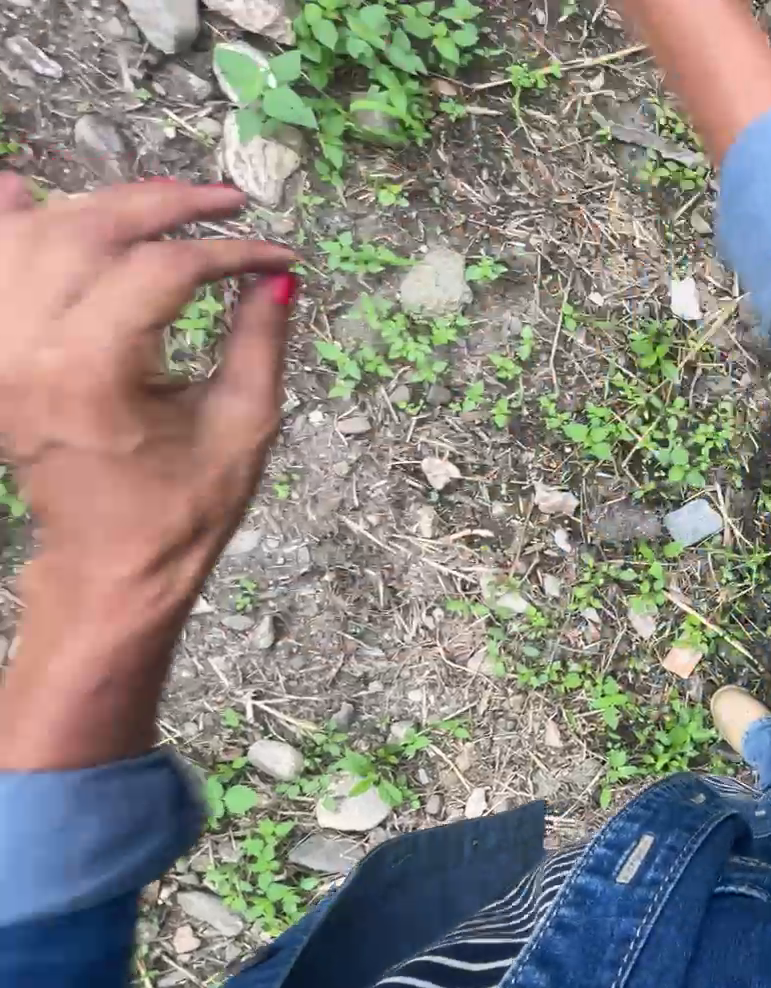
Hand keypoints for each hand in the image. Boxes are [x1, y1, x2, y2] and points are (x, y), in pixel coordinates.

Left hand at [0, 175, 296, 769]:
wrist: (112, 554)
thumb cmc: (194, 500)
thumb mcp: (246, 423)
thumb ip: (259, 344)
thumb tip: (281, 280)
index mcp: (91, 372)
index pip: (160, 273)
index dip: (227, 252)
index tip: (282, 254)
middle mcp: (19, 346)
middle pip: (81, 233)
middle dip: (162, 206)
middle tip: (228, 201)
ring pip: (26, 235)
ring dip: (96, 204)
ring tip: (164, 199)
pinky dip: (0, 221)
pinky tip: (21, 191)